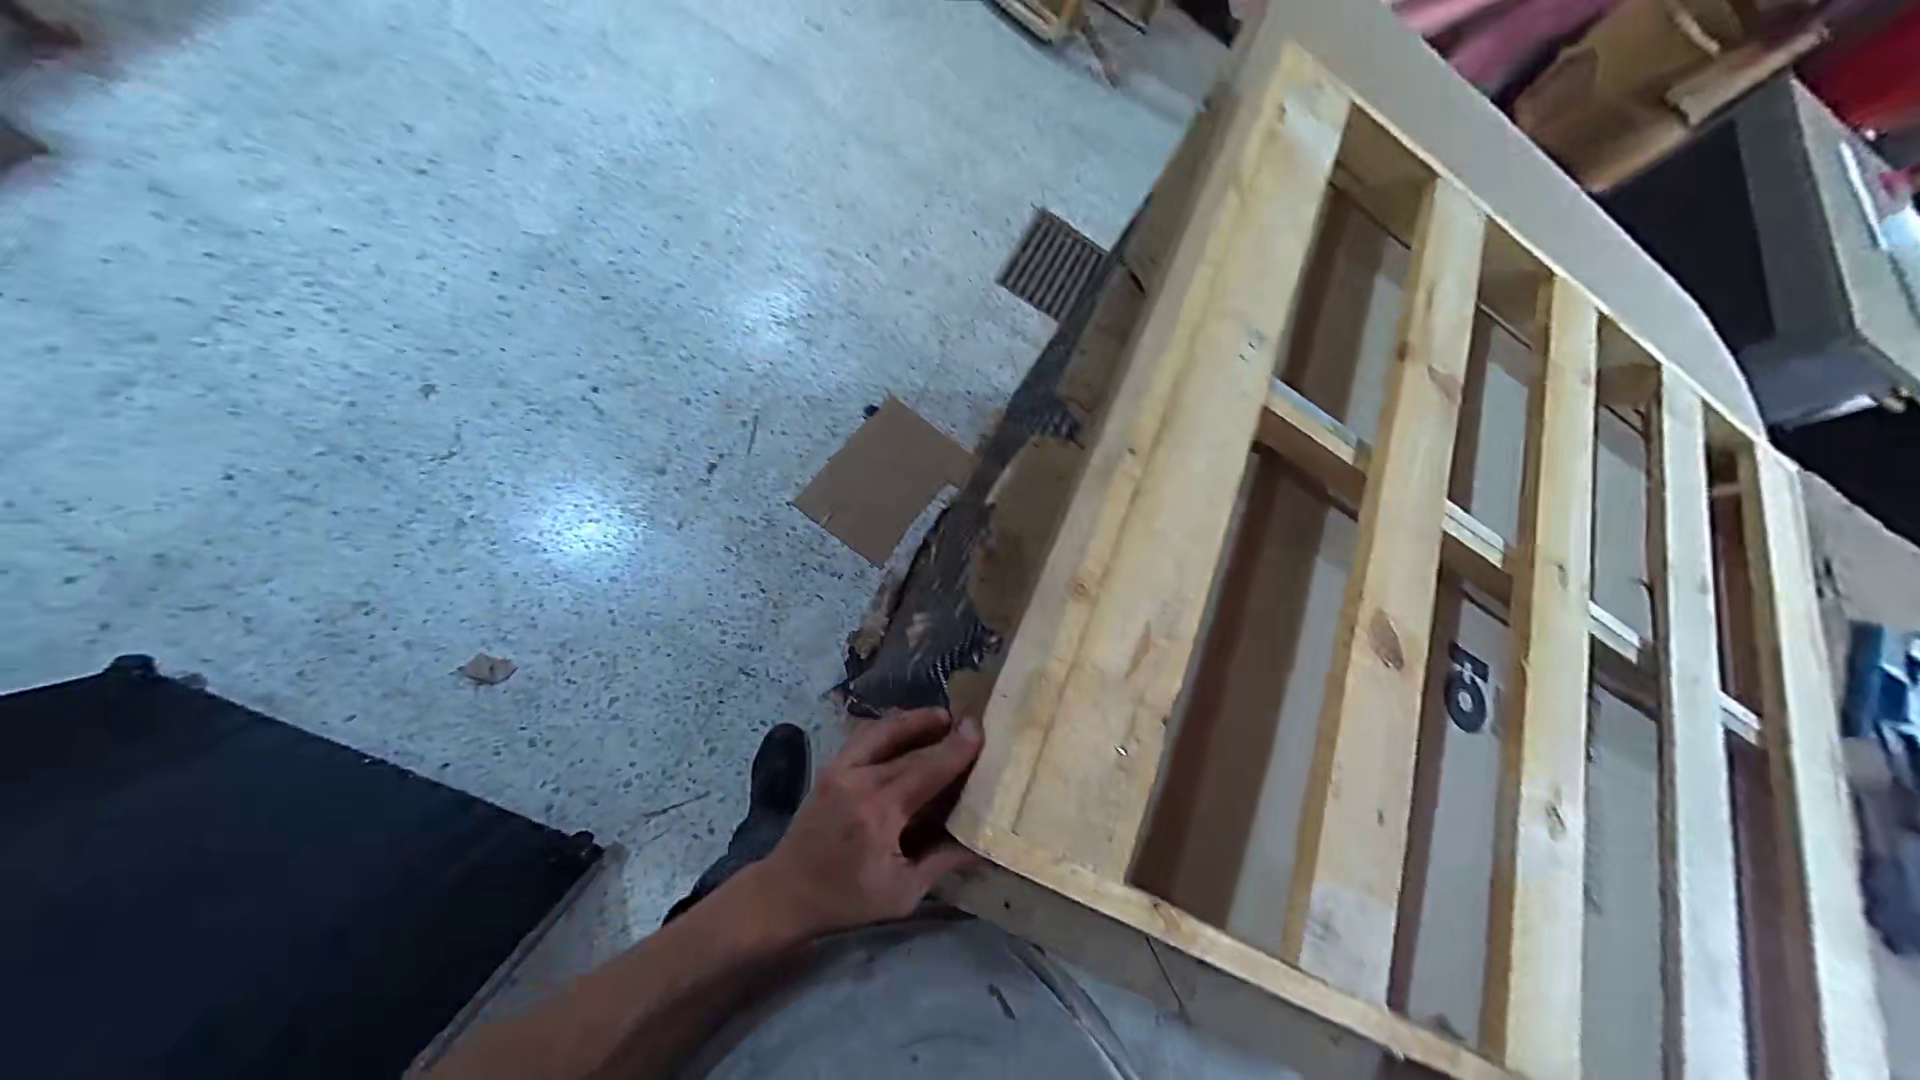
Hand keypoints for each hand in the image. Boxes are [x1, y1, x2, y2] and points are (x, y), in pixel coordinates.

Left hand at [740, 707, 982, 940]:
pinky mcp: (830, 766)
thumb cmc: (846, 899)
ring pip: (882, 729)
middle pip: (909, 747)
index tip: (978, 730)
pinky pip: (864, 735)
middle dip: (942, 733)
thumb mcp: (901, 892)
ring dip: (914, 720)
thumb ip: (941, 861)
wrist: (785, 892)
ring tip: (941, 719)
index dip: (954, 750)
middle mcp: (858, 781)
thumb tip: (981, 843)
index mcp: (878, 814)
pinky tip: (906, 729)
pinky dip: (888, 726)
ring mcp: (840, 768)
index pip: (925, 771)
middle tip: (970, 725)